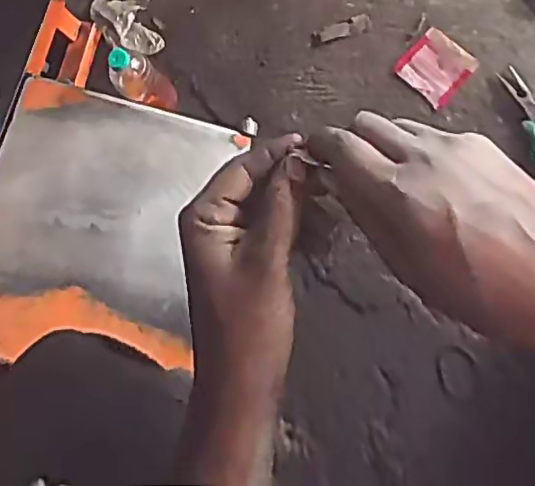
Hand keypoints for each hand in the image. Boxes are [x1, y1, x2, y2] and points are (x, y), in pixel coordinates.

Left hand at [175, 134, 305, 485]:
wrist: (243, 391)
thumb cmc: (249, 330)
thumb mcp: (268, 259)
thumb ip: (282, 204)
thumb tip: (298, 159)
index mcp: (203, 216)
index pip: (242, 166)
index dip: (276, 152)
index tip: (310, 142)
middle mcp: (211, 221)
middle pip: (254, 181)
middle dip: (290, 176)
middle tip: (328, 170)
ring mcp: (228, 239)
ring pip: (266, 201)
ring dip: (297, 198)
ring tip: (330, 196)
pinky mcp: (246, 256)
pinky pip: (271, 223)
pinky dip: (295, 220)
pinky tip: (321, 223)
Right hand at [307, 112, 534, 343]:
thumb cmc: (478, 291)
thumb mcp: (410, 269)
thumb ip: (368, 218)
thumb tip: (340, 183)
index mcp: (398, 190)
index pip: (341, 144)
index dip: (321, 144)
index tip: (315, 152)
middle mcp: (421, 154)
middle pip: (366, 121)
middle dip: (353, 140)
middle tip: (358, 168)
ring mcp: (453, 143)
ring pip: (400, 125)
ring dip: (389, 144)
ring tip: (404, 178)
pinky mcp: (479, 142)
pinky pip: (434, 135)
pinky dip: (423, 150)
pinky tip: (443, 182)